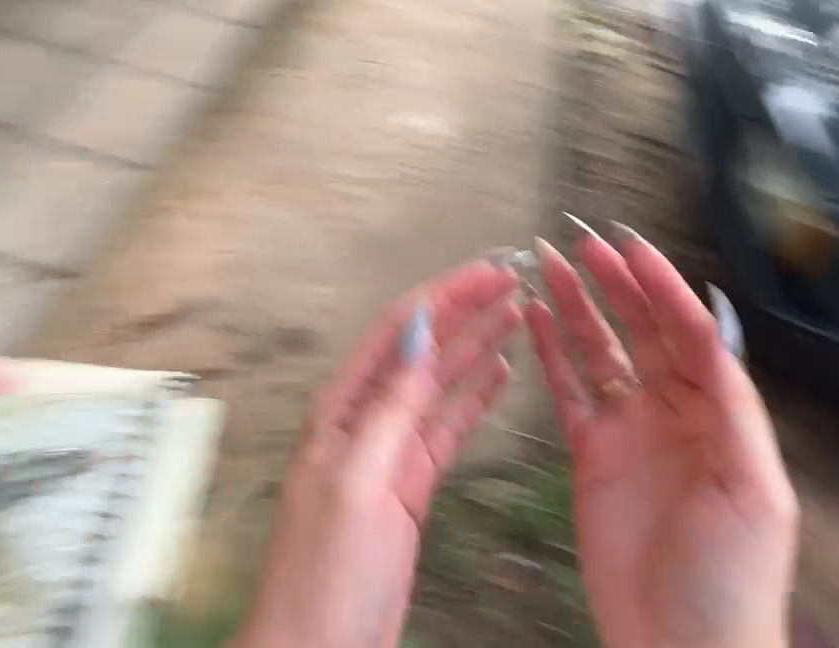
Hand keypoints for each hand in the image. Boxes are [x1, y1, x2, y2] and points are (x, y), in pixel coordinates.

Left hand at [235, 260, 522, 647]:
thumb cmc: (325, 568)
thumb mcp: (358, 479)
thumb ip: (390, 406)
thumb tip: (418, 332)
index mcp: (344, 406)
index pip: (401, 330)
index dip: (446, 295)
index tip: (489, 271)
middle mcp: (367, 417)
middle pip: (424, 348)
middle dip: (465, 310)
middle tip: (510, 280)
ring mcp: (391, 450)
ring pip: (441, 383)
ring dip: (475, 346)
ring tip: (514, 314)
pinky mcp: (412, 483)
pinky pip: (448, 427)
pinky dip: (474, 397)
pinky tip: (498, 373)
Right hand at [526, 223, 798, 647]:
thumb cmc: (732, 574)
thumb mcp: (755, 487)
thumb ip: (734, 403)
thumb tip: (718, 321)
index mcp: (717, 410)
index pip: (689, 331)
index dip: (661, 286)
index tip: (630, 246)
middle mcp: (671, 408)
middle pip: (640, 330)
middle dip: (614, 284)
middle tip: (581, 243)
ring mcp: (627, 427)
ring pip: (599, 351)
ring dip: (575, 306)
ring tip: (546, 264)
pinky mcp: (590, 452)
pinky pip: (567, 390)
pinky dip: (550, 353)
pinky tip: (534, 319)